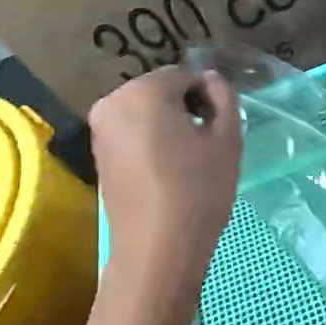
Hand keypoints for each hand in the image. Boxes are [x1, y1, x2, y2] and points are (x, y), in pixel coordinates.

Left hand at [89, 67, 240, 286]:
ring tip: (189, 161)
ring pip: (145, 114)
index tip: (221, 127)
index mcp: (144, 91)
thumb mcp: (227, 140)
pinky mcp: (98, 157)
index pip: (185, 76)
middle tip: (207, 144)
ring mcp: (100, 131)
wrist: (158, 248)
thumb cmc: (199, 189)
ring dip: (168, 127)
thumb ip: (224, 99)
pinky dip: (151, 144)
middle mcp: (113, 102)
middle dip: (185, 109)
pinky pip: (132, 135)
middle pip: (160, 92)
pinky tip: (168, 173)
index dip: (209, 97)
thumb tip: (211, 81)